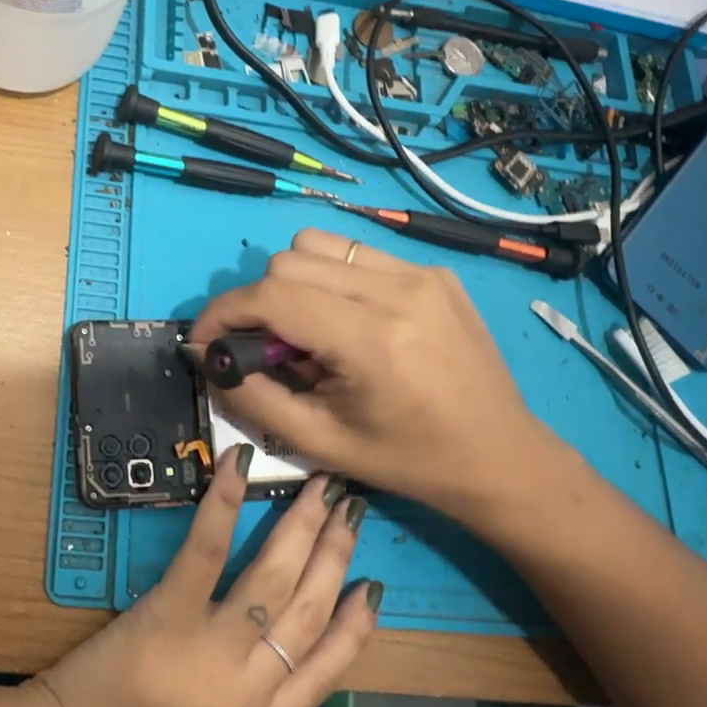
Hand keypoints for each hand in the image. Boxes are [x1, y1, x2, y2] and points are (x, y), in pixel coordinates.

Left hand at [14, 447, 379, 706]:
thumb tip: (267, 665)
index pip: (329, 668)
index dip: (357, 624)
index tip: (371, 584)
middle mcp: (251, 687)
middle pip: (310, 610)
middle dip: (336, 555)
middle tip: (350, 510)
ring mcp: (213, 648)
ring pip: (274, 578)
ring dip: (302, 526)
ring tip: (321, 488)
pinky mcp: (168, 612)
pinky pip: (206, 551)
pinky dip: (225, 504)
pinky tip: (238, 468)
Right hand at [190, 229, 580, 529]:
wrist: (502, 457)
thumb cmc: (408, 460)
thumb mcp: (318, 442)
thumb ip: (252, 396)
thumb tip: (207, 356)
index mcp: (373, 339)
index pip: (271, 296)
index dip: (223, 313)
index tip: (204, 340)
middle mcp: (398, 291)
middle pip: (287, 261)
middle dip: (258, 303)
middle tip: (266, 350)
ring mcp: (422, 274)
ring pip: (317, 245)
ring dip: (292, 283)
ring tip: (308, 332)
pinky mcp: (434, 271)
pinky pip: (354, 254)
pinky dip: (331, 280)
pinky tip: (348, 322)